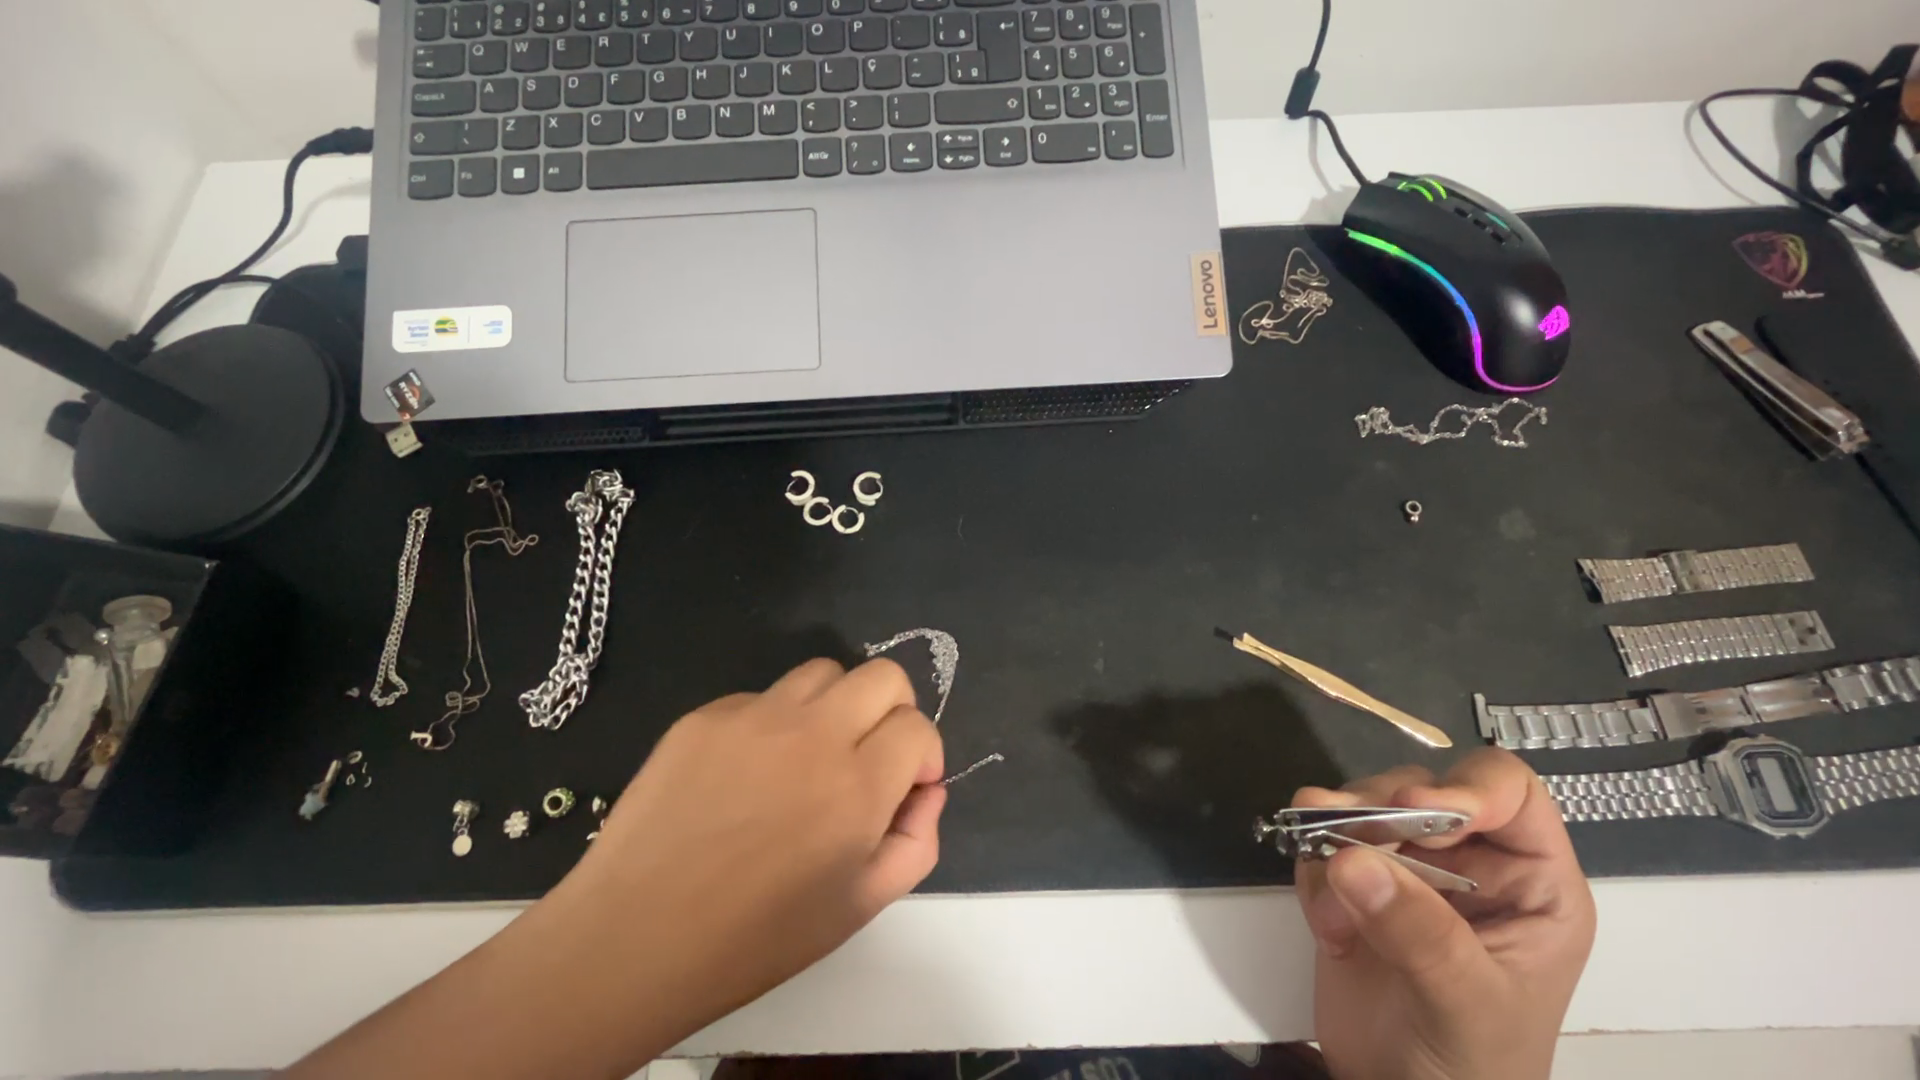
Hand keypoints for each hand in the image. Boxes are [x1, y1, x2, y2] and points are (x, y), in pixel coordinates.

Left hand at [561, 656, 946, 1017]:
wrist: (636, 937)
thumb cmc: (756, 937)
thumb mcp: (860, 906)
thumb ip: (916, 842)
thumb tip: (925, 789)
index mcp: (857, 787)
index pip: (917, 726)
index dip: (922, 754)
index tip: (906, 784)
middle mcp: (812, 735)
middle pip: (882, 676)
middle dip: (894, 710)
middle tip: (871, 755)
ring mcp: (753, 717)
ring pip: (823, 672)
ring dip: (836, 705)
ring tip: (811, 755)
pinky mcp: (705, 716)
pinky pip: (761, 697)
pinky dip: (774, 723)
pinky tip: (747, 774)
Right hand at [1293, 750, 1595, 1079]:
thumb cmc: (1471, 1071)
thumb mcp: (1465, 1006)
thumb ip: (1419, 933)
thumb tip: (1352, 859)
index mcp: (1530, 883)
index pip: (1510, 794)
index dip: (1467, 787)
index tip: (1414, 811)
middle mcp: (1470, 864)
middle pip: (1421, 789)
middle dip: (1379, 811)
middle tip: (1346, 841)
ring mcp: (1407, 873)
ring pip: (1365, 807)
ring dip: (1336, 838)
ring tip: (1327, 896)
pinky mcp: (1352, 886)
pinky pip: (1323, 844)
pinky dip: (1311, 873)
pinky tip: (1326, 928)